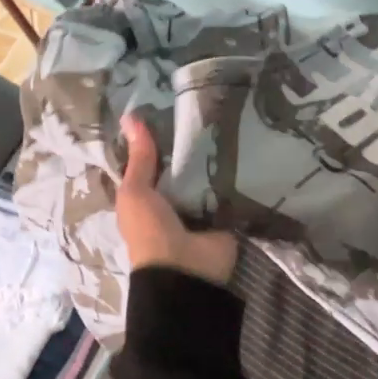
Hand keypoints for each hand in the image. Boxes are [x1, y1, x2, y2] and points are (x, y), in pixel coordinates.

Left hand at [114, 113, 237, 285]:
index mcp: (146, 198)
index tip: (175, 109)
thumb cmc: (150, 230)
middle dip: (193, 147)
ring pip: (208, 177)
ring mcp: (201, 210)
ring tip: (231, 122)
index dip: (160, 140)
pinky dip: (237, 176)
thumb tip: (130, 115)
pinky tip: (247, 149)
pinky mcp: (226, 217)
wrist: (184, 269)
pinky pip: (230, 192)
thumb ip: (139, 158)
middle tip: (209, 112)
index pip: (154, 163)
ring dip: (217, 159)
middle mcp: (173, 202)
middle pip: (183, 168)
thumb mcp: (135, 191)